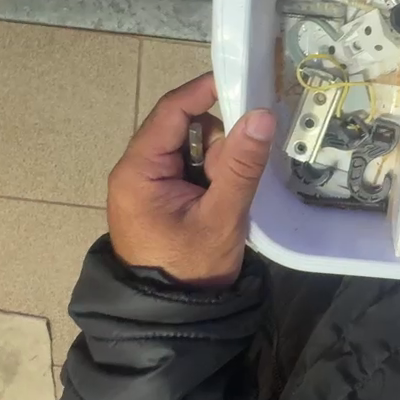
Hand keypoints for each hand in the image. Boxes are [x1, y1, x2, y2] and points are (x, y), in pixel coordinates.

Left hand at [106, 73, 275, 287]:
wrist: (174, 318)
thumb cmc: (190, 268)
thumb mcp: (221, 216)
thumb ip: (240, 165)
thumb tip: (262, 114)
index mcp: (138, 170)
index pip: (171, 111)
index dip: (205, 92)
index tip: (244, 82)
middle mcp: (138, 169)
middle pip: (185, 126)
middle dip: (216, 142)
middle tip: (231, 177)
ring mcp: (150, 182)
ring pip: (192, 146)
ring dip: (217, 160)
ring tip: (225, 197)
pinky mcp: (164, 195)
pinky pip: (192, 166)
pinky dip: (213, 172)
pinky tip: (222, 196)